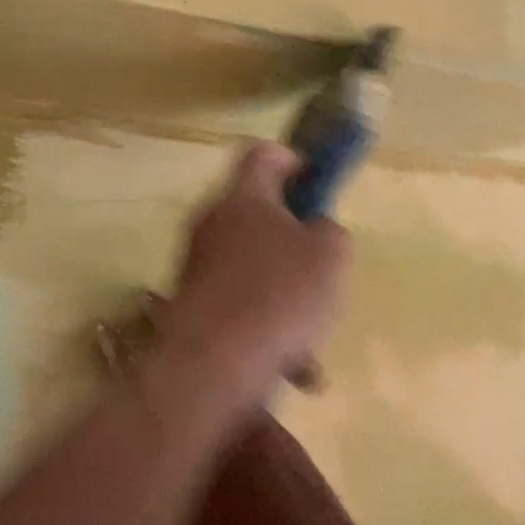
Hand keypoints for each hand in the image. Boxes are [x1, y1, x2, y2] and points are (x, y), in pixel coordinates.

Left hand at [154, 141, 350, 412]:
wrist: (211, 363)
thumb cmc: (279, 295)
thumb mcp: (331, 256)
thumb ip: (329, 232)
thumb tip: (313, 231)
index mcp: (243, 195)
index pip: (263, 153)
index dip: (295, 160)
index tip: (320, 184)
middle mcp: (212, 220)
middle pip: (259, 214)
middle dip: (296, 244)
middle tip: (324, 271)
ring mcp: (197, 262)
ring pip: (254, 268)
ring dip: (287, 300)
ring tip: (313, 342)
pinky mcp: (192, 302)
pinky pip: (240, 306)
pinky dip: (268, 332)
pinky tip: (294, 371)